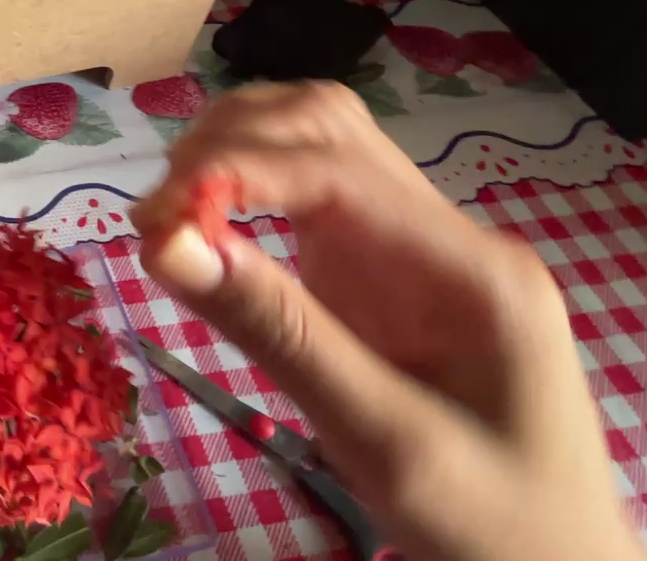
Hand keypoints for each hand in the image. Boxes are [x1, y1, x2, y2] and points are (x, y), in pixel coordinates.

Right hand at [132, 82, 646, 560]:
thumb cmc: (489, 522)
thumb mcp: (383, 441)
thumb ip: (276, 332)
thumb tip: (164, 243)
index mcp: (468, 265)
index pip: (336, 169)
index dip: (237, 170)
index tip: (157, 214)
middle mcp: (438, 228)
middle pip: (325, 124)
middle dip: (229, 142)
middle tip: (159, 210)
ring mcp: (406, 236)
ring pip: (312, 136)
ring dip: (233, 145)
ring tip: (175, 203)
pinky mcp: (372, 256)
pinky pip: (301, 182)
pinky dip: (242, 177)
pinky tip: (207, 212)